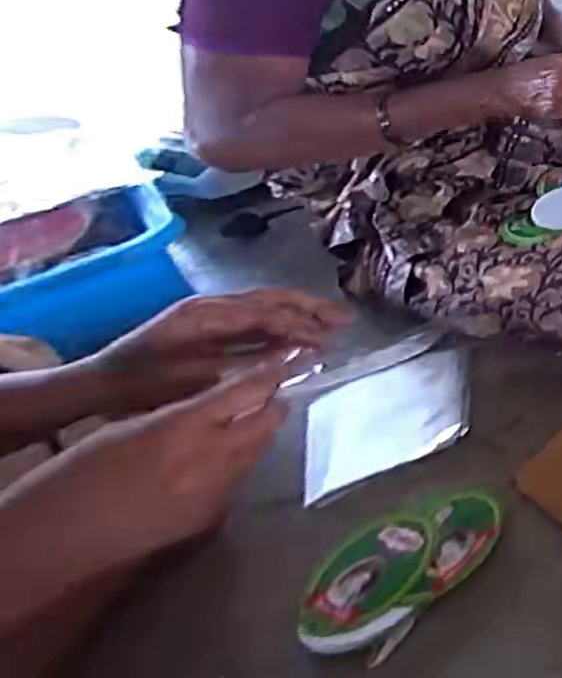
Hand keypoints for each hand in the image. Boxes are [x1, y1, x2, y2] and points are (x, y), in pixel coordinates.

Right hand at [2, 362, 288, 581]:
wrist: (36, 551)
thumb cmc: (66, 482)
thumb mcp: (123, 431)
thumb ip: (184, 410)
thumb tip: (230, 394)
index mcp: (181, 428)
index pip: (252, 388)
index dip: (271, 374)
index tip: (283, 364)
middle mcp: (211, 455)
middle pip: (273, 416)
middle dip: (269, 405)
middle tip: (254, 404)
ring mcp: (218, 487)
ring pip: (262, 447)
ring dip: (253, 438)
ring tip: (226, 438)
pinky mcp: (214, 514)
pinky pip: (241, 479)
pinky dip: (233, 469)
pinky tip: (206, 473)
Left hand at [86, 289, 349, 412]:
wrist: (92, 383)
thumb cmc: (139, 385)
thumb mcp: (190, 379)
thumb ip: (244, 364)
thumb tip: (293, 356)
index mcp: (206, 314)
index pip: (268, 314)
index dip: (301, 327)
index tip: (326, 342)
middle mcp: (215, 303)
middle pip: (277, 297)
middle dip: (315, 308)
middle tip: (347, 319)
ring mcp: (214, 307)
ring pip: (273, 300)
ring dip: (306, 310)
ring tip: (335, 321)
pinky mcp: (216, 316)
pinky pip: (261, 310)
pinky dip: (288, 317)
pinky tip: (304, 329)